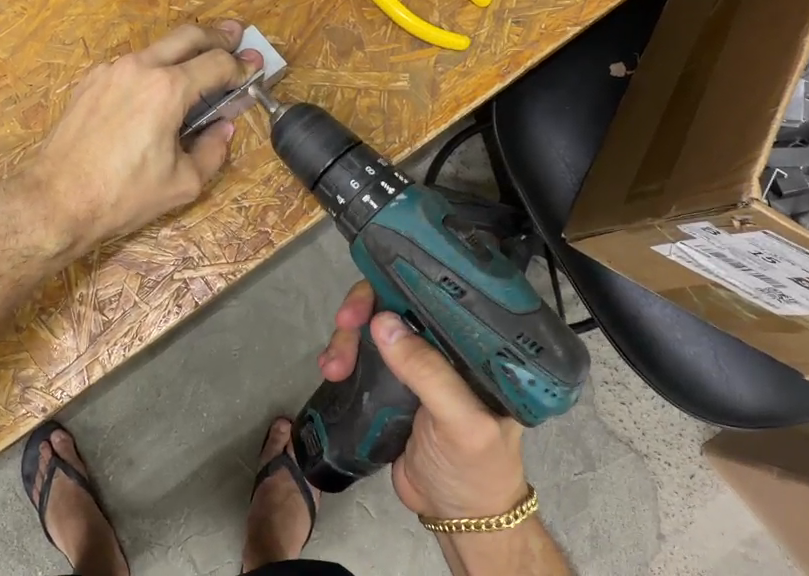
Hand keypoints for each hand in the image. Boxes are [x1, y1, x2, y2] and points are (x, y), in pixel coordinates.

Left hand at [25, 21, 262, 251]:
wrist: (56, 199)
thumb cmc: (122, 195)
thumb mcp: (182, 183)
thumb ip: (212, 151)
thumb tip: (223, 128)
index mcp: (167, 89)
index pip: (216, 63)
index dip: (240, 66)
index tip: (253, 69)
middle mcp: (139, 68)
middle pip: (188, 36)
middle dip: (217, 35)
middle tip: (236, 36)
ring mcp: (110, 70)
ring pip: (156, 48)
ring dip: (183, 51)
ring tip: (199, 62)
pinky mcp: (90, 81)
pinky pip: (130, 65)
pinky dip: (152, 68)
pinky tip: (157, 89)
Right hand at [317, 282, 529, 521]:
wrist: (458, 519)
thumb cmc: (477, 468)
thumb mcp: (461, 422)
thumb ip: (428, 373)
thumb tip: (383, 322)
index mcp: (471, 349)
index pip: (434, 300)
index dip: (398, 289)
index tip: (367, 301)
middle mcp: (443, 349)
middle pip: (395, 309)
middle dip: (362, 312)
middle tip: (342, 324)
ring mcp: (414, 367)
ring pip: (372, 331)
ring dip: (346, 340)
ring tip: (332, 366)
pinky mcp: (389, 386)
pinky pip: (361, 358)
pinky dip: (342, 357)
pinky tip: (330, 369)